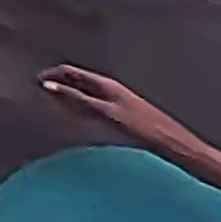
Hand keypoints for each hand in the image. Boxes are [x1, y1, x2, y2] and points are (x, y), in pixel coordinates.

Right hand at [39, 65, 220, 186]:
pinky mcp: (126, 115)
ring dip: (70, 95)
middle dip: (59, 83)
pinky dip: (82, 106)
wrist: (184, 150)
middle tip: (44, 92)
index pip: (71, 71)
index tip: (37, 81)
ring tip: (57, 103)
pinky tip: (81, 116)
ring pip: (86, 92)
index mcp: (106, 83)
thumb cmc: (146, 129)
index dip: (52, 74)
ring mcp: (120, 101)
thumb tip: (47, 84)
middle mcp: (111, 88)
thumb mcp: (107, 112)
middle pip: (78, 80)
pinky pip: (96, 104)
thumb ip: (76, 98)